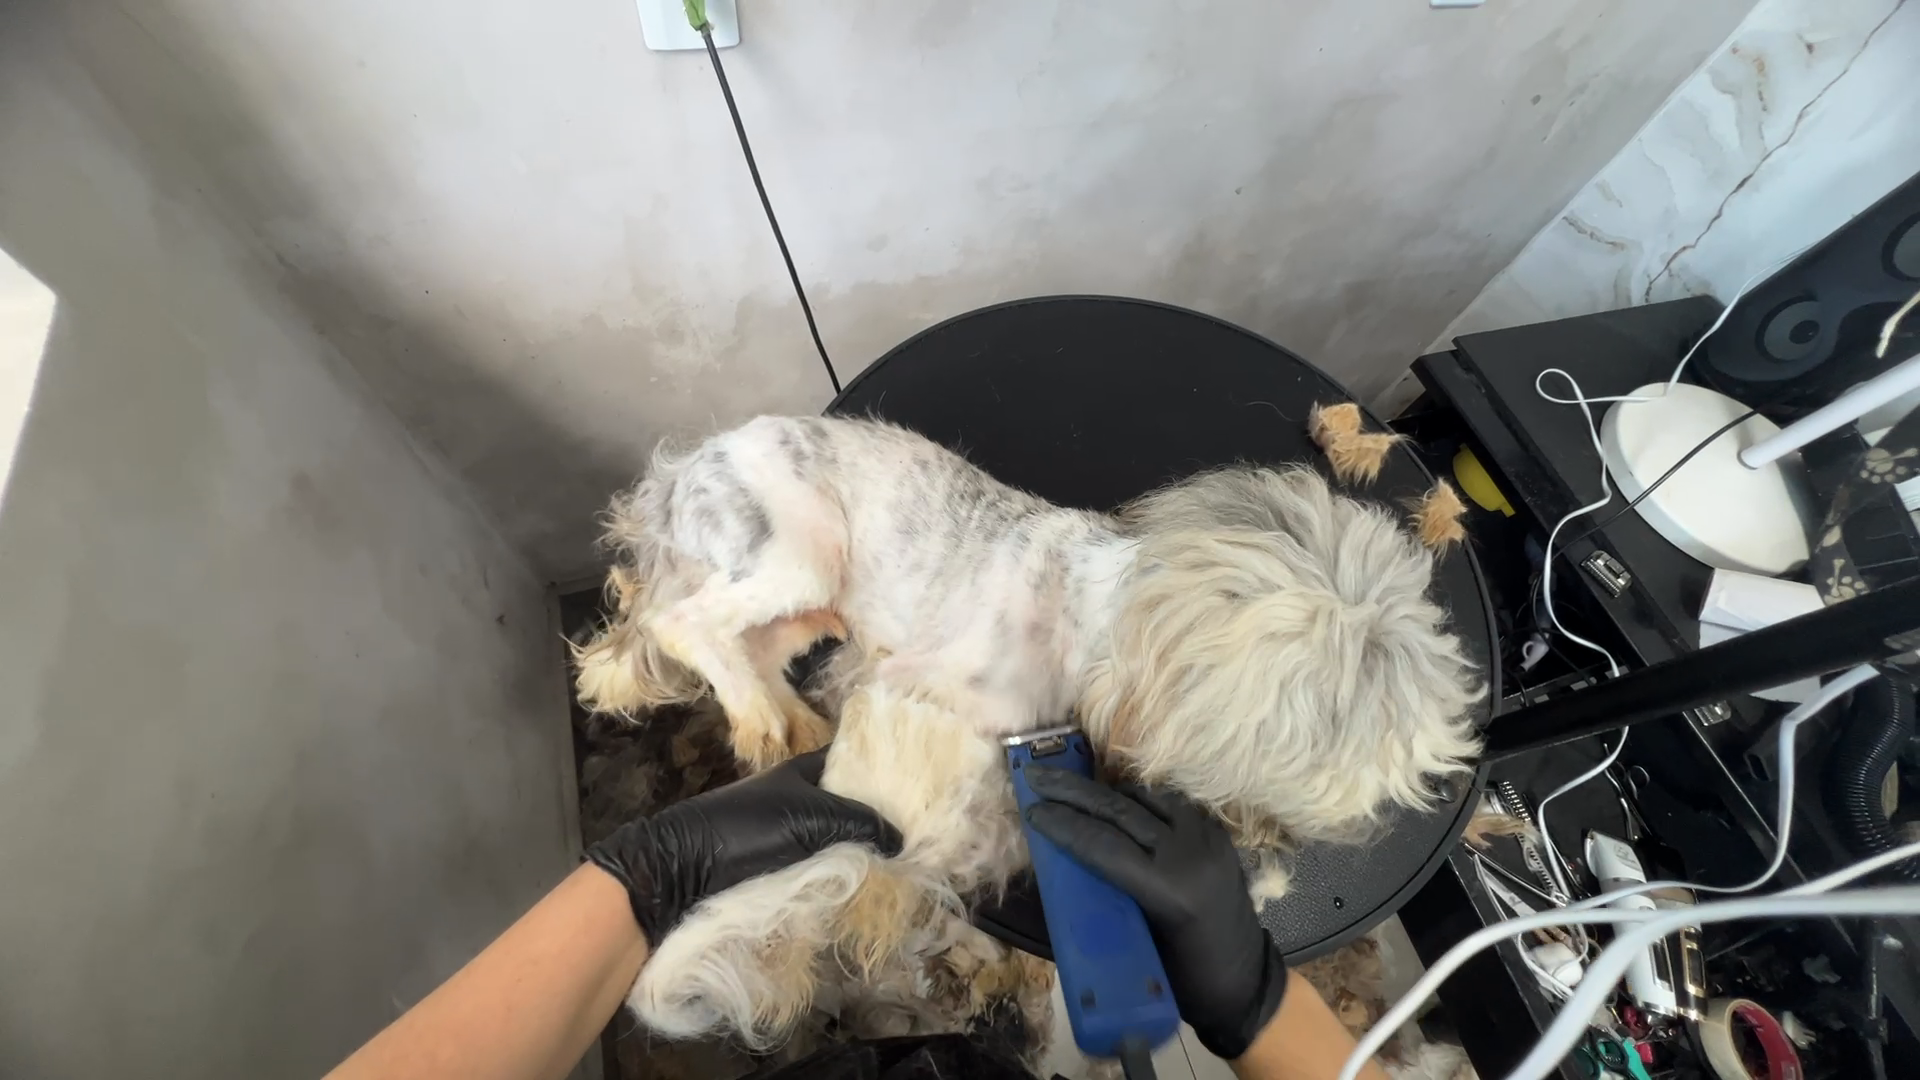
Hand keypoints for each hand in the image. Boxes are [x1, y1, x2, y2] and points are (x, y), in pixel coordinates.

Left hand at [586, 748, 901, 945]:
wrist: (683, 869)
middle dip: (879, 818)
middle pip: (850, 804)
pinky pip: (822, 867)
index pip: (854, 762)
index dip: (883, 771)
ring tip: (902, 863)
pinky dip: (842, 874)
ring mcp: (791, 833)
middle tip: (918, 836)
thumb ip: (860, 821)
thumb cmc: (748, 826)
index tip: (918, 788)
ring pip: (838, 839)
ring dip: (862, 851)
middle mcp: (801, 796)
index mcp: (806, 770)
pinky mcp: (782, 867)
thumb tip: (903, 838)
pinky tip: (868, 884)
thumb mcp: (811, 816)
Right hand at [1024, 767, 1288, 1059]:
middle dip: (1071, 791)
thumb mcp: (1134, 944)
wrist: (1246, 984)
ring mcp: (1205, 837)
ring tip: (1067, 787)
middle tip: (1036, 776)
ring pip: (1141, 797)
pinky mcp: (1214, 830)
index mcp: (1170, 891)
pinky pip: (1165, 801)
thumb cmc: (1182, 980)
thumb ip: (1101, 899)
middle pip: (1117, 809)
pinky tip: (1111, 799)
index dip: (1063, 824)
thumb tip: (1057, 864)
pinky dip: (1134, 798)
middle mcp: (1189, 854)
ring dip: (1101, 791)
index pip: (1102, 844)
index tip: (1031, 811)